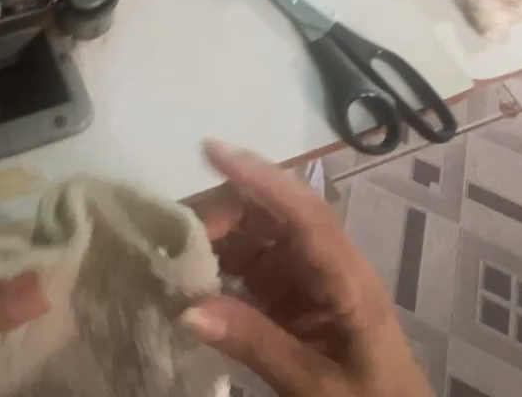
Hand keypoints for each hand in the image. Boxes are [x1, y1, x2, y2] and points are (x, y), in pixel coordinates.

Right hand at [183, 141, 431, 396]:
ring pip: (253, 231)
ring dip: (214, 235)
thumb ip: (257, 344)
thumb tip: (187, 307)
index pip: (303, 212)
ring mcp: (306, 273)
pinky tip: (190, 274)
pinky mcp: (289, 289)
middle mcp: (325, 261)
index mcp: (347, 278)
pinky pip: (247, 259)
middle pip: (270, 212)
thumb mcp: (320, 387)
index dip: (258, 177)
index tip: (209, 149)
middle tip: (175, 233)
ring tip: (174, 252)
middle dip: (222, 211)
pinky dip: (217, 260)